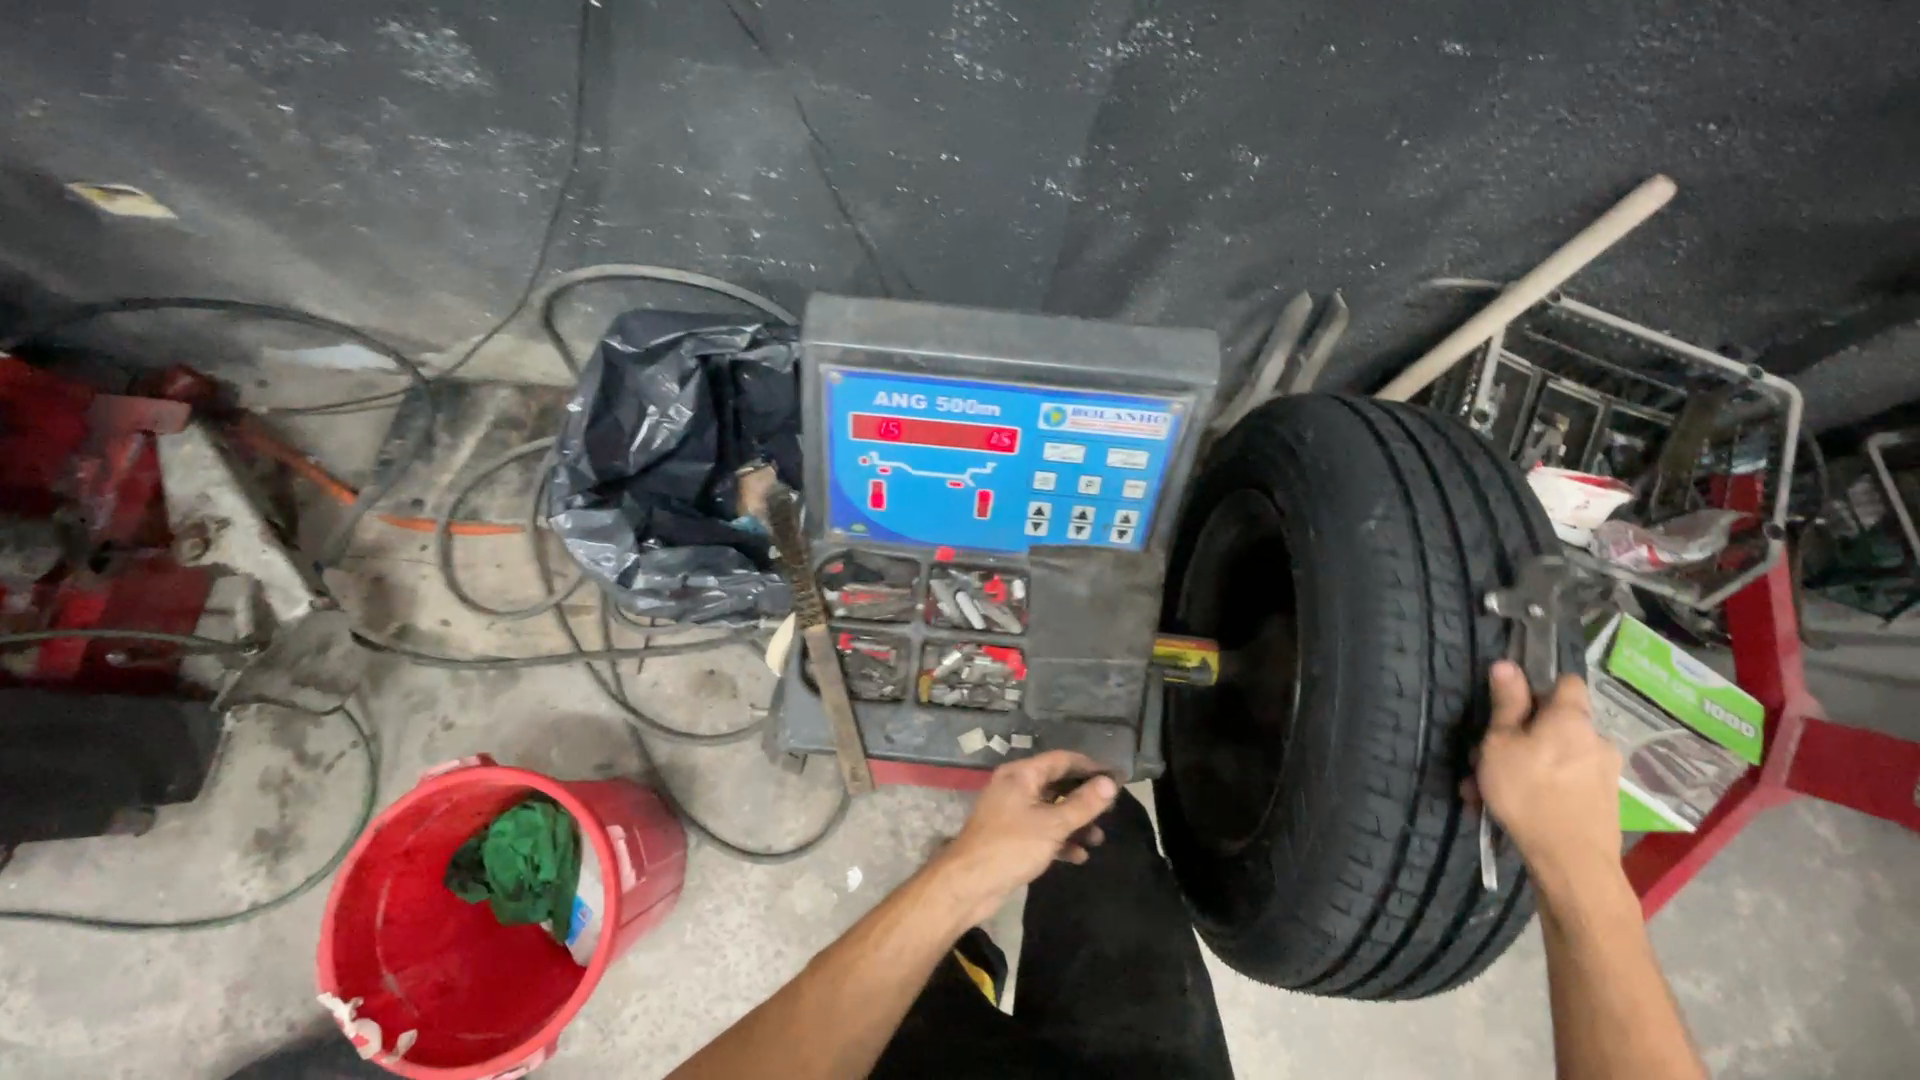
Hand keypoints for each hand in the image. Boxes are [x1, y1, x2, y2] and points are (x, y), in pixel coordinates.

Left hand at [925, 751, 1119, 926]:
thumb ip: (1083, 804)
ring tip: (1098, 839)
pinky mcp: (1011, 836)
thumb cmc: (1011, 847)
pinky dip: (1059, 839)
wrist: (969, 884)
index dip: (1089, 767)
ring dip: (1074, 823)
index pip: (1061, 760)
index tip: (1116, 778)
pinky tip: (1078, 856)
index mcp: (1021, 774)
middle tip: (1110, 811)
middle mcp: (1015, 786)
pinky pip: (1041, 830)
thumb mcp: (1052, 825)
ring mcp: (1011, 812)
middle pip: (1056, 784)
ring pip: (1050, 809)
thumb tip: (1110, 783)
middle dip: (1084, 799)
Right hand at [1472, 661, 1624, 903]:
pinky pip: (1565, 781)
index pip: (1566, 682)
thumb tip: (1507, 665)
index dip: (1538, 687)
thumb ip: (1506, 704)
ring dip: (1522, 766)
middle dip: (1519, 736)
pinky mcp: (1604, 801)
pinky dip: (1539, 787)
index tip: (1511, 705)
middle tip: (1485, 758)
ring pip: (1555, 756)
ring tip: (1487, 791)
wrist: (1572, 861)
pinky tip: (1511, 807)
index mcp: (1571, 719)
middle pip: (1555, 724)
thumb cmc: (1528, 792)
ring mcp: (1604, 772)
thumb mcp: (1500, 743)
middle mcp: (1596, 739)